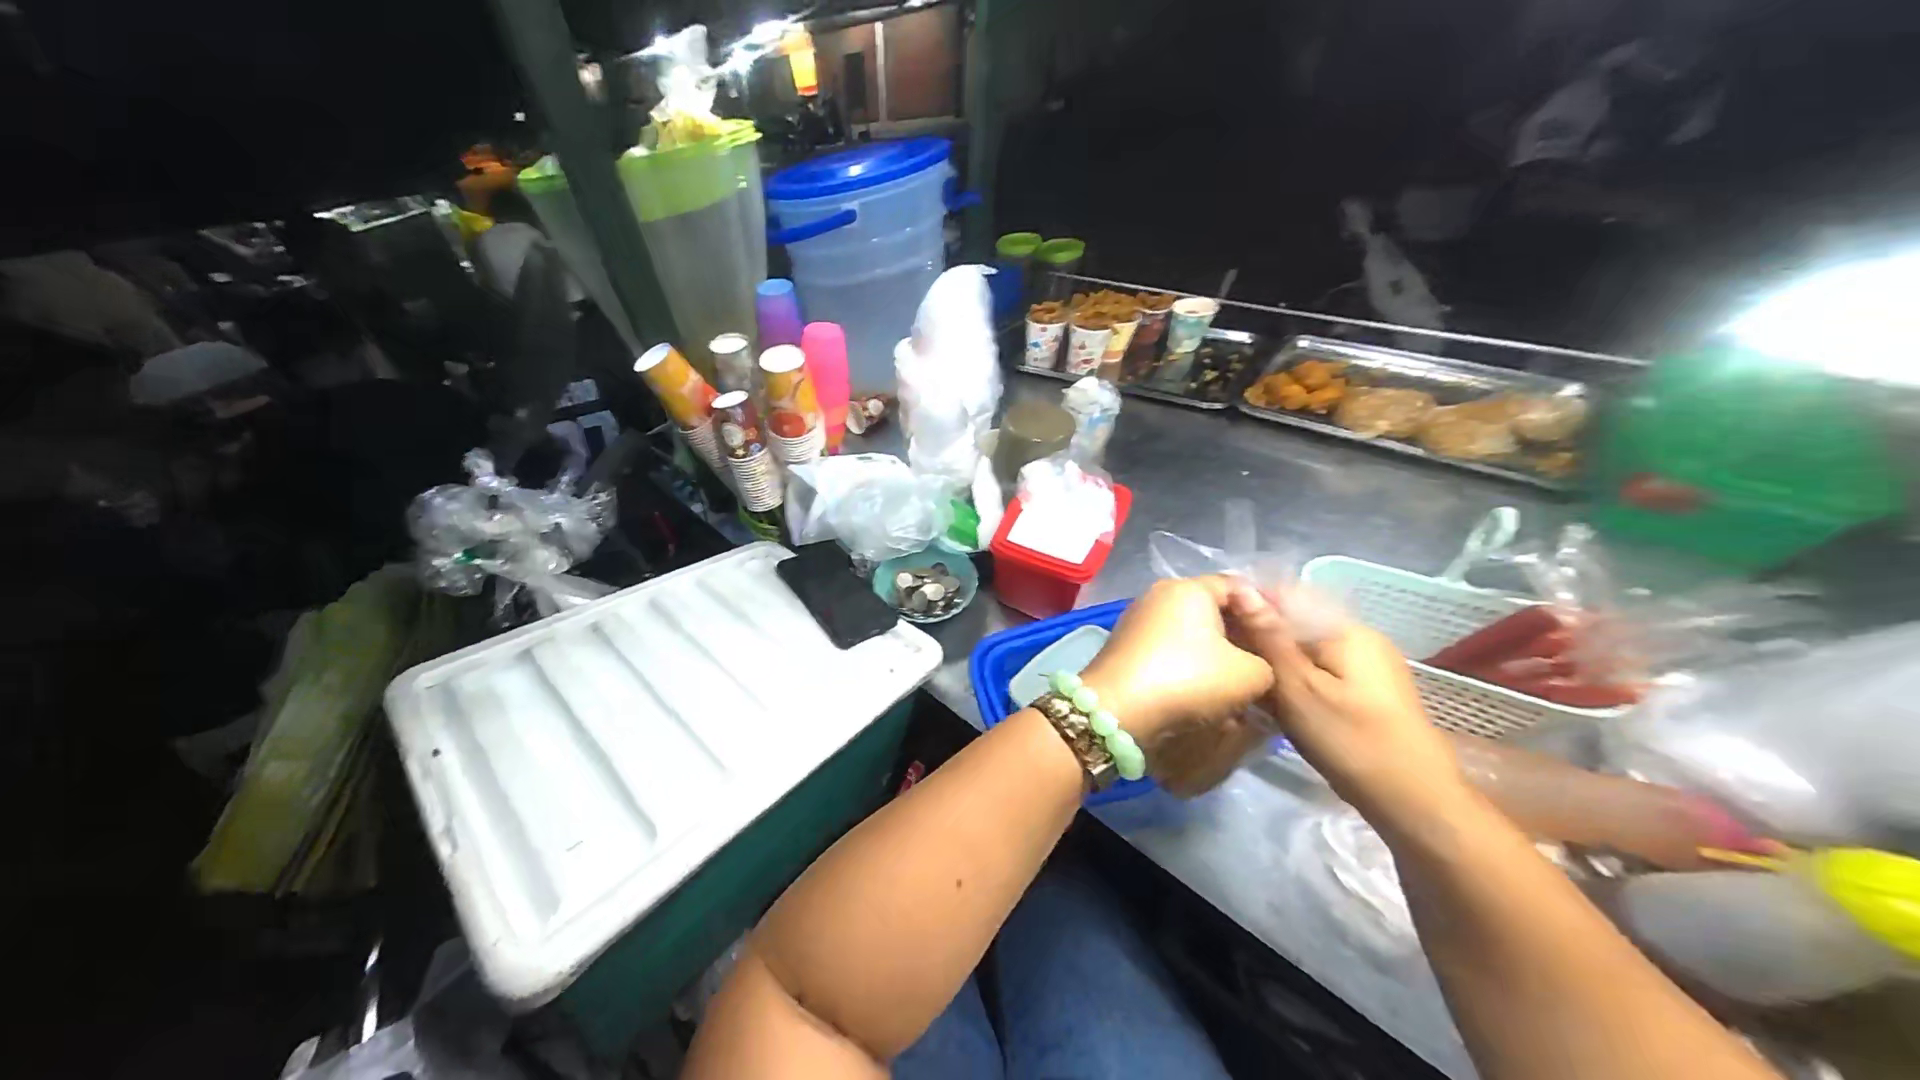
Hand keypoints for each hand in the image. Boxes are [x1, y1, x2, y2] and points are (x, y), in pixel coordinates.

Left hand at [1079, 577, 1274, 792]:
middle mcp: (1159, 595)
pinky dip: (1190, 666)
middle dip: (1241, 637)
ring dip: (1217, 656)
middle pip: (1212, 610)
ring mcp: (1138, 621)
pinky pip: (1170, 650)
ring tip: (1240, 685)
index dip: (1266, 611)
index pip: (1238, 587)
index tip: (1284, 641)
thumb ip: (1268, 662)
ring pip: (1191, 633)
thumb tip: (1258, 665)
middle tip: (1266, 665)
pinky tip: (1206, 692)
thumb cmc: (1188, 680)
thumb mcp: (1250, 675)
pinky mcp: (1126, 647)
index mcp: (1189, 588)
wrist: (1118, 711)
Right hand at [1225, 586, 1470, 821]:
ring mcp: (1366, 666)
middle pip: (1295, 623)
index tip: (1213, 624)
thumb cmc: (1350, 740)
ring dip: (1273, 662)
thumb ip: (1267, 637)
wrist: (1414, 802)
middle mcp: (1359, 638)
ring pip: (1304, 650)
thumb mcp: (1297, 687)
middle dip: (1258, 637)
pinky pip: (1318, 671)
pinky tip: (1273, 702)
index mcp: (1345, 630)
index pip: (1285, 595)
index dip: (1246, 605)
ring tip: (1242, 682)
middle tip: (1223, 660)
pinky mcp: (1366, 691)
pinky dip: (1293, 680)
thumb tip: (1240, 587)